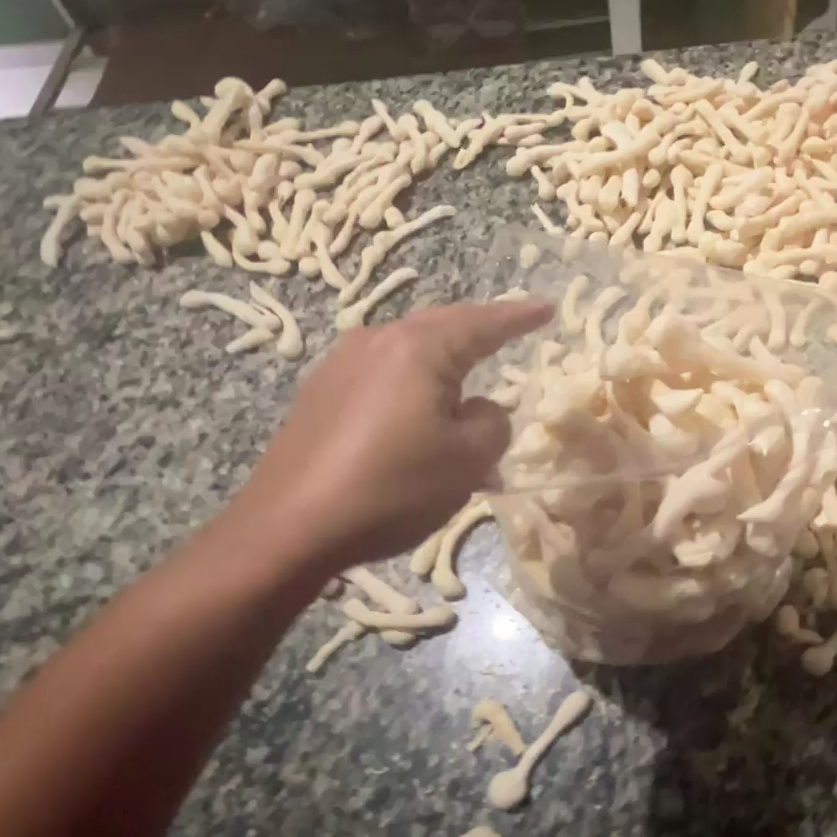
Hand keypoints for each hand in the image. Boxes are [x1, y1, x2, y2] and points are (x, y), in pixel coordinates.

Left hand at [232, 300, 552, 574]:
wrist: (288, 528)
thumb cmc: (391, 487)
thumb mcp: (467, 459)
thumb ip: (491, 423)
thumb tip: (478, 410)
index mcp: (418, 348)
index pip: (483, 323)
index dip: (519, 316)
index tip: (547, 307)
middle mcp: (377, 342)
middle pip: (442, 327)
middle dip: (479, 331)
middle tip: (512, 331)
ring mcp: (341, 366)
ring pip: (410, 353)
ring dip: (444, 367)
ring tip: (468, 384)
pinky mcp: (320, 395)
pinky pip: (383, 377)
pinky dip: (413, 389)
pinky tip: (420, 420)